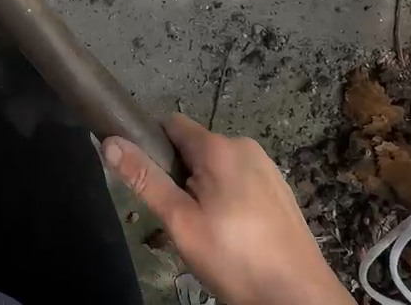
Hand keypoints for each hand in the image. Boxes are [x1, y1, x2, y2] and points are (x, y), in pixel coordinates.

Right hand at [104, 114, 353, 304]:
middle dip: (181, 177)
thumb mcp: (181, 222)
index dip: (153, 147)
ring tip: (209, 235)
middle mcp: (245, 146)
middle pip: (194, 148)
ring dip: (204, 191)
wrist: (301, 302)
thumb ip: (145, 179)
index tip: (151, 182)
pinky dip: (230, 201)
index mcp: (219, 147)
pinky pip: (241, 183)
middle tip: (181, 220)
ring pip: (218, 168)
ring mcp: (267, 169)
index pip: (171, 124)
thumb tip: (109, 140)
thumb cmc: (236, 259)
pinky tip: (235, 238)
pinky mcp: (281, 191)